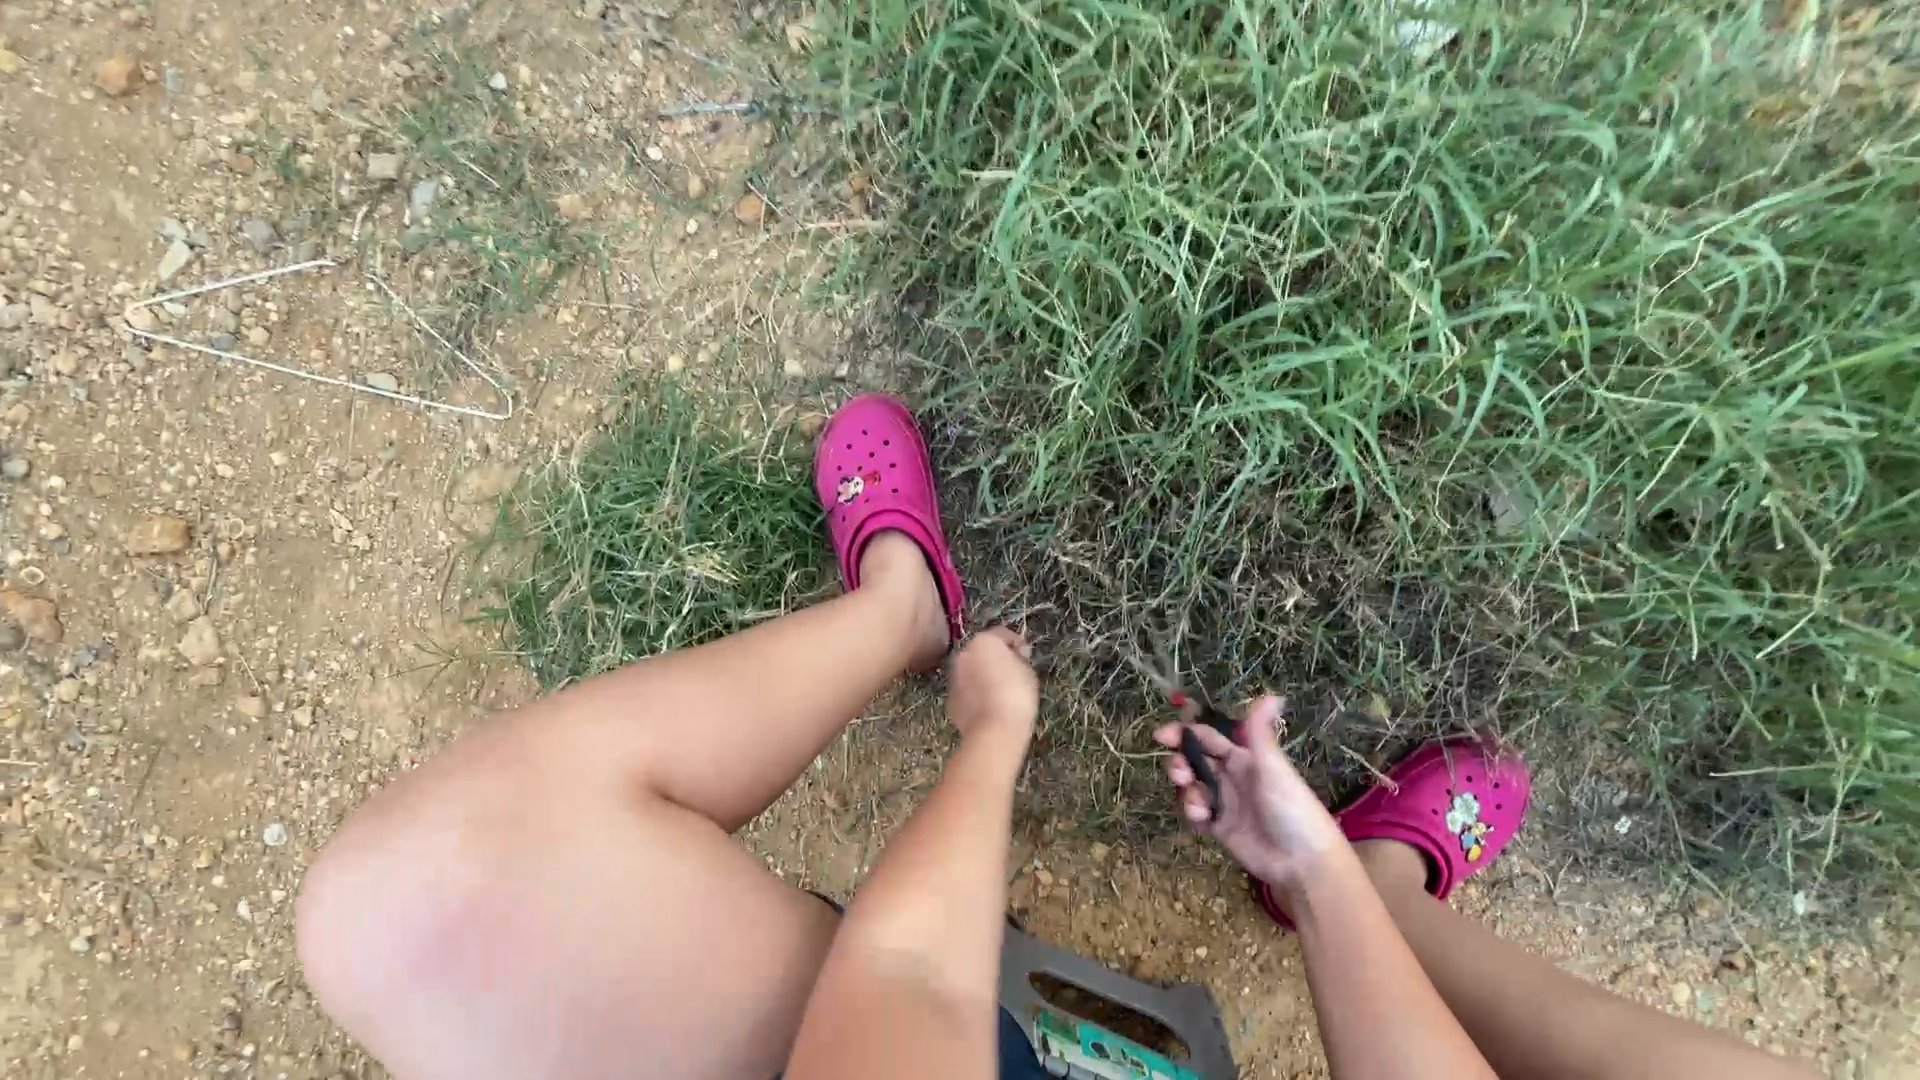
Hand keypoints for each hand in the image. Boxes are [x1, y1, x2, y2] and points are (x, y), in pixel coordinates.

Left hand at [947, 627, 1038, 742]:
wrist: (994, 729)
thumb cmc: (1017, 694)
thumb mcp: (1027, 671)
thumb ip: (1019, 657)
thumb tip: (1014, 655)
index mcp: (983, 641)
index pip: (1002, 634)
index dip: (1017, 643)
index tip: (1026, 655)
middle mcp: (963, 654)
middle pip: (982, 650)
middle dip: (996, 658)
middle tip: (1013, 671)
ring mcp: (953, 677)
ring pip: (971, 670)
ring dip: (983, 674)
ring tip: (1000, 690)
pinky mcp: (950, 699)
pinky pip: (966, 689)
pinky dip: (975, 693)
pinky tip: (988, 705)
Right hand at [1155, 696, 1343, 894]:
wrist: (1303, 862)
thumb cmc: (1291, 807)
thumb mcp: (1273, 767)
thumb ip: (1261, 732)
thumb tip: (1273, 694)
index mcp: (1244, 759)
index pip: (1207, 739)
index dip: (1184, 734)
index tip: (1161, 736)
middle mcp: (1232, 777)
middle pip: (1194, 762)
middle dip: (1180, 764)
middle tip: (1179, 773)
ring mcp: (1225, 803)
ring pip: (1192, 788)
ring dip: (1186, 791)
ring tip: (1197, 804)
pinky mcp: (1221, 828)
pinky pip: (1196, 814)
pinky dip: (1192, 813)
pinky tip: (1201, 818)